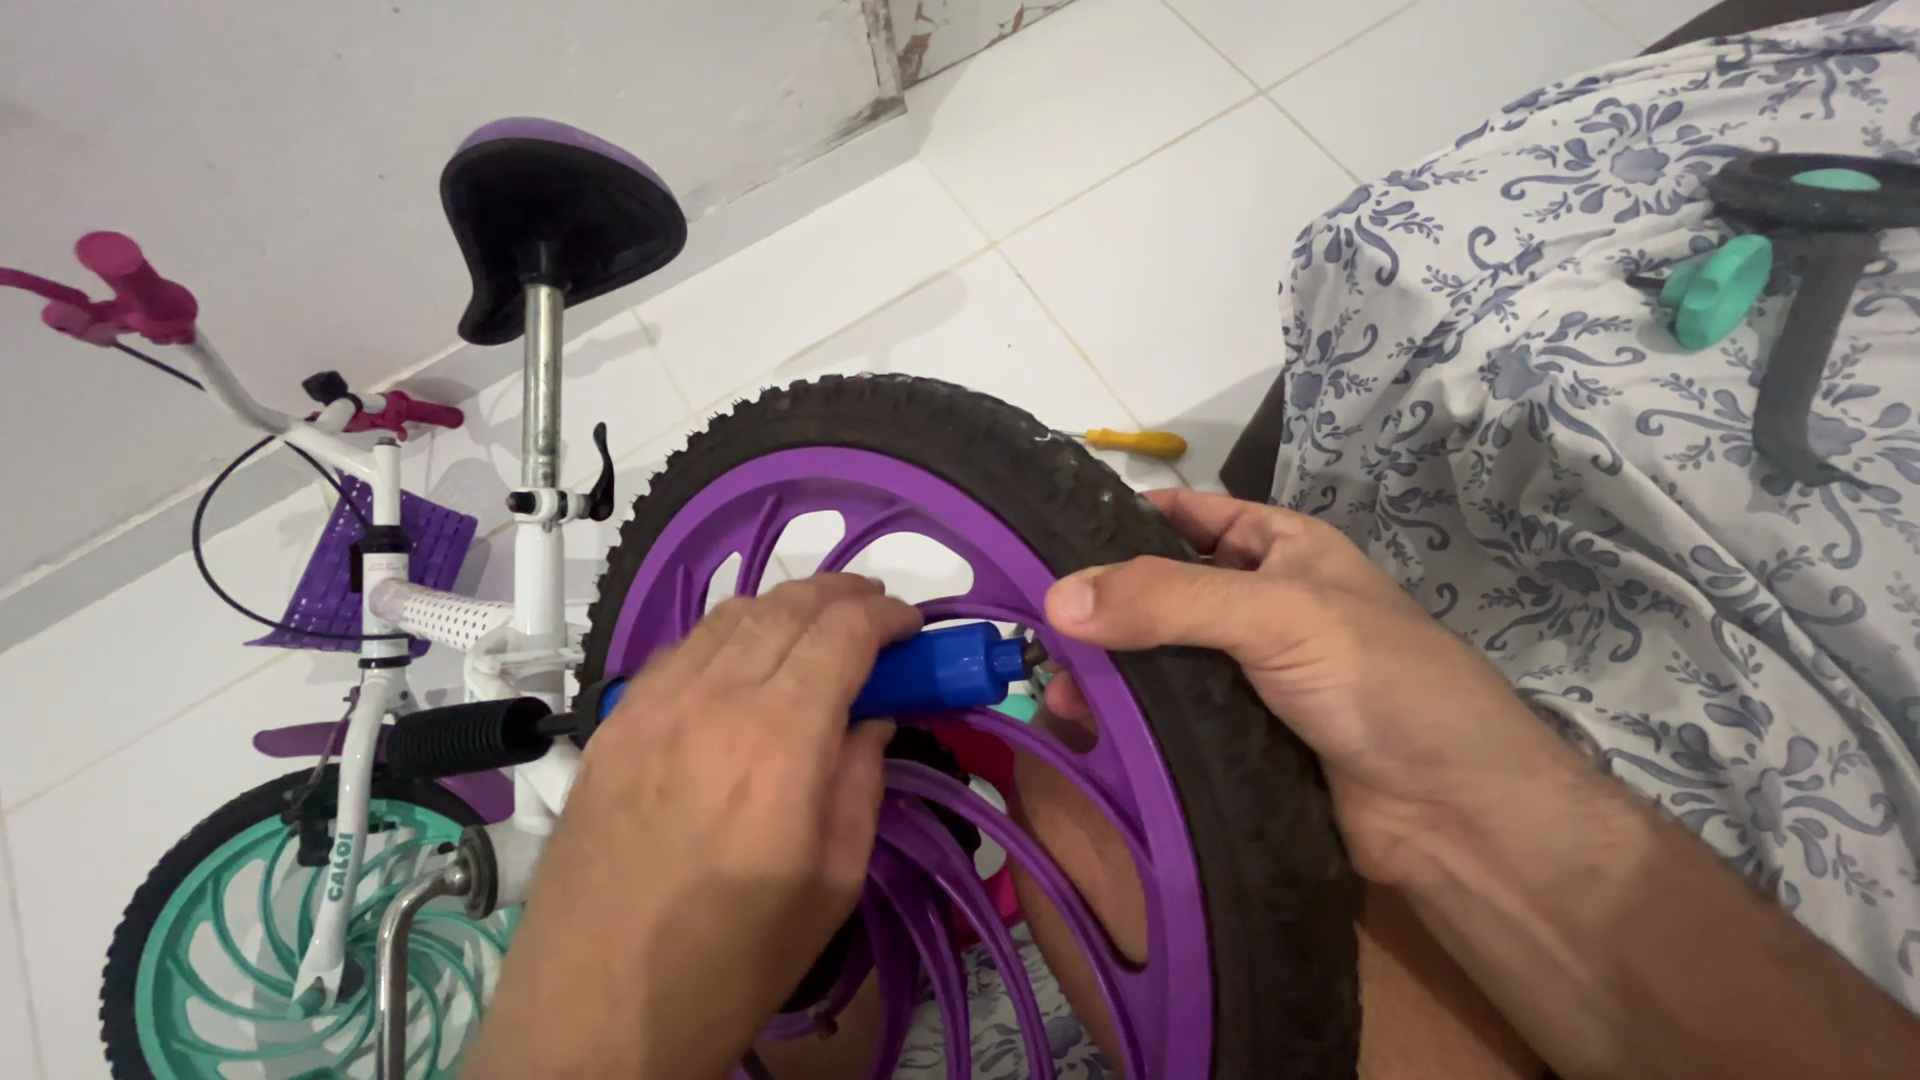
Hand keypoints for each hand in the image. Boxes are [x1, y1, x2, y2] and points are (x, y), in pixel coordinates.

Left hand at [468, 574, 920, 1079]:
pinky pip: (683, 648)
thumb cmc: (734, 961)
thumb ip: (862, 779)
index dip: (887, 615)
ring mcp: (653, 705)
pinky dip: (730, 632)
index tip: (912, 625)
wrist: (595, 1015)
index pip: (843, 633)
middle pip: (788, 606)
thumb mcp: (835, 879)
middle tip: (875, 609)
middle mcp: (715, 701)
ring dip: (787, 604)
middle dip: (843, 593)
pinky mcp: (613, 723)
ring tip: (819, 622)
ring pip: (732, 615)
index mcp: (780, 741)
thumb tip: (874, 717)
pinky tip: (745, 657)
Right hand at [1042, 489, 1585, 887]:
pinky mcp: (1233, 738)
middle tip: (1035, 636)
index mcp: (1275, 548)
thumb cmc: (1381, 684)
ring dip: (1106, 673)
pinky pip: (1166, 717)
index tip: (1043, 538)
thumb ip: (1168, 601)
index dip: (1119, 517)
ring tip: (1056, 698)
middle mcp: (1253, 603)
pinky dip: (1126, 721)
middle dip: (1099, 610)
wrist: (1458, 821)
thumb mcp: (1277, 616)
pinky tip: (1085, 731)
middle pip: (1156, 591)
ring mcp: (1242, 674)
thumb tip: (1055, 598)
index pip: (1182, 515)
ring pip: (1155, 659)